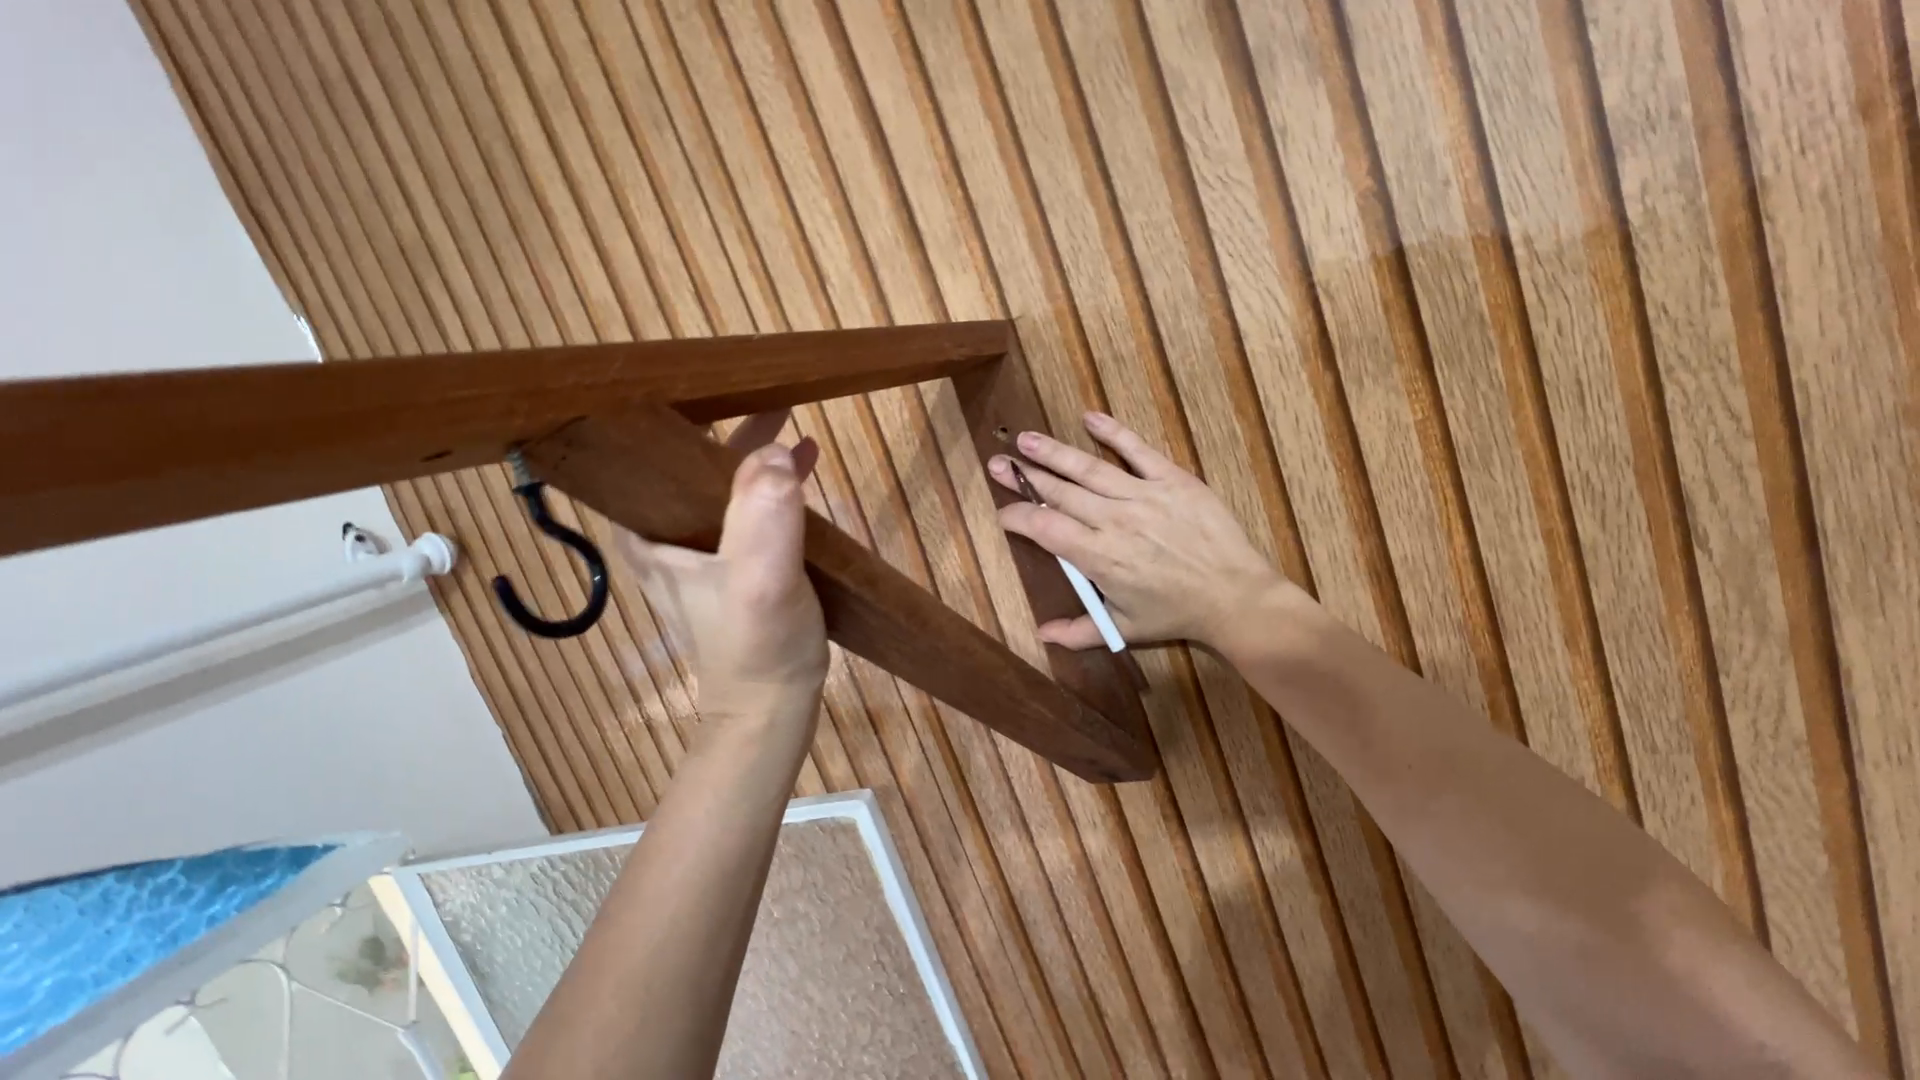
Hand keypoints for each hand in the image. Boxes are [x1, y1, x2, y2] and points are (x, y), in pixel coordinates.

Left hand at [616, 411, 827, 722]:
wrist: (772, 709)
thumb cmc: (757, 648)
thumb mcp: (762, 580)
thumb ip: (766, 516)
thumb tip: (776, 453)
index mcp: (648, 531)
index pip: (644, 453)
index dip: (673, 414)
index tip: (710, 378)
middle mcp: (663, 533)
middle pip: (686, 461)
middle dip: (723, 426)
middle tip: (766, 390)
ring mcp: (697, 549)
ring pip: (719, 482)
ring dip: (752, 454)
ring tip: (789, 418)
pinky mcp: (731, 562)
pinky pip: (746, 507)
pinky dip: (771, 484)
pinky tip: (803, 466)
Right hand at [989, 411, 1299, 652]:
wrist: (1234, 596)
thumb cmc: (1177, 615)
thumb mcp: (1124, 627)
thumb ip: (1079, 631)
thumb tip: (1043, 634)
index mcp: (1099, 557)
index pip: (1045, 528)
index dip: (1018, 517)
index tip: (1002, 513)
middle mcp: (1114, 521)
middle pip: (1059, 493)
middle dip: (1024, 478)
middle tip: (997, 463)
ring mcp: (1143, 496)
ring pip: (1088, 468)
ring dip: (1053, 453)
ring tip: (1026, 439)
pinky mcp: (1172, 480)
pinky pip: (1137, 451)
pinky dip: (1113, 433)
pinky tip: (1089, 418)